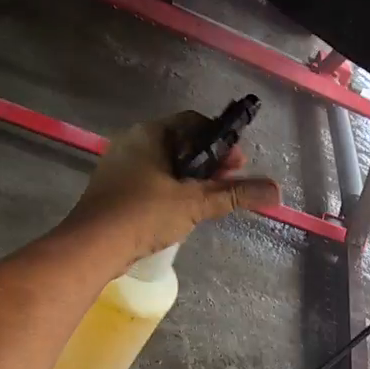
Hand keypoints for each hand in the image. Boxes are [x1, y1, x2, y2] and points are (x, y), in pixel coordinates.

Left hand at [56, 111, 281, 259]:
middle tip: (230, 183)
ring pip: (167, 164)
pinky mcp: (116, 189)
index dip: (221, 140)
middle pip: (182, 143)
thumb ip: (235, 195)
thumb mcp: (195, 203)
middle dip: (210, 162)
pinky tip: (183, 212)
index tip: (238, 164)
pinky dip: (173, 190)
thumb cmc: (143, 214)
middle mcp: (133, 142)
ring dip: (192, 178)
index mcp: (150, 133)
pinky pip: (152, 180)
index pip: (194, 122)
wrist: (93, 245)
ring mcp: (121, 166)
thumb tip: (277, 191)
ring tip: (211, 200)